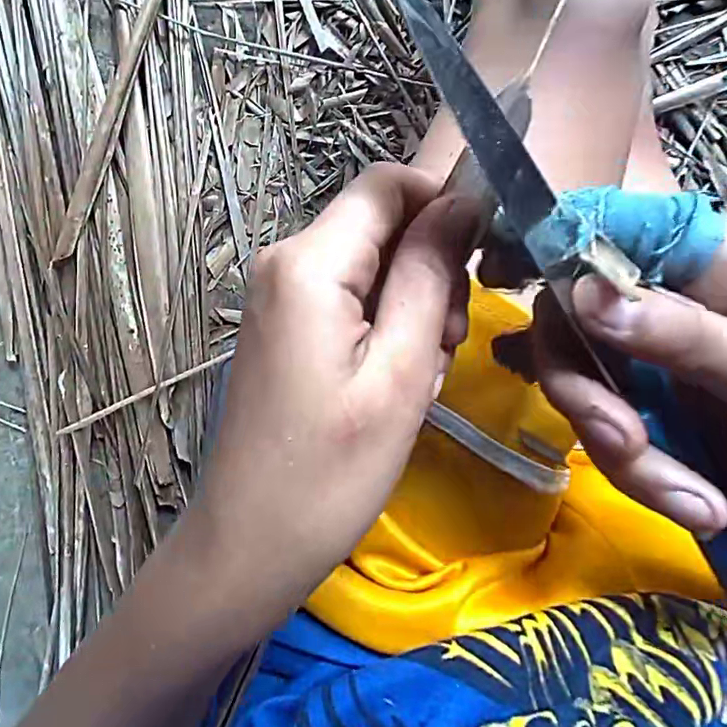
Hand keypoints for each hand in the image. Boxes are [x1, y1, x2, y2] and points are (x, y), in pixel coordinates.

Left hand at [177, 164, 474, 626]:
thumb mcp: (401, 373)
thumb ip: (429, 275)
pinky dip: (383, 323)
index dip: (441, 203)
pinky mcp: (281, 320)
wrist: (249, 543)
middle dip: (428, 266)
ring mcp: (277, 291)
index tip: (477, 261)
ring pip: (370, 260)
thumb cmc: (331, 472)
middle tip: (443, 344)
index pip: (385, 183)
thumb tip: (460, 203)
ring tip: (417, 375)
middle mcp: (284, 259)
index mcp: (308, 262)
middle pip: (380, 222)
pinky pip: (348, 293)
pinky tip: (390, 380)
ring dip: (410, 302)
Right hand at [535, 224, 726, 568]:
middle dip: (585, 382)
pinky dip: (638, 475)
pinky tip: (702, 508)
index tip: (521, 287)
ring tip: (694, 501)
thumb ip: (697, 340)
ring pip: (579, 377)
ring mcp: (653, 360)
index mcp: (724, 263)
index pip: (625, 230)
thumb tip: (588, 295)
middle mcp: (675, 300)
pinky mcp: (645, 415)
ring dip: (616, 443)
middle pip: (576, 310)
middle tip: (621, 439)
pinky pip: (600, 430)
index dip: (568, 250)